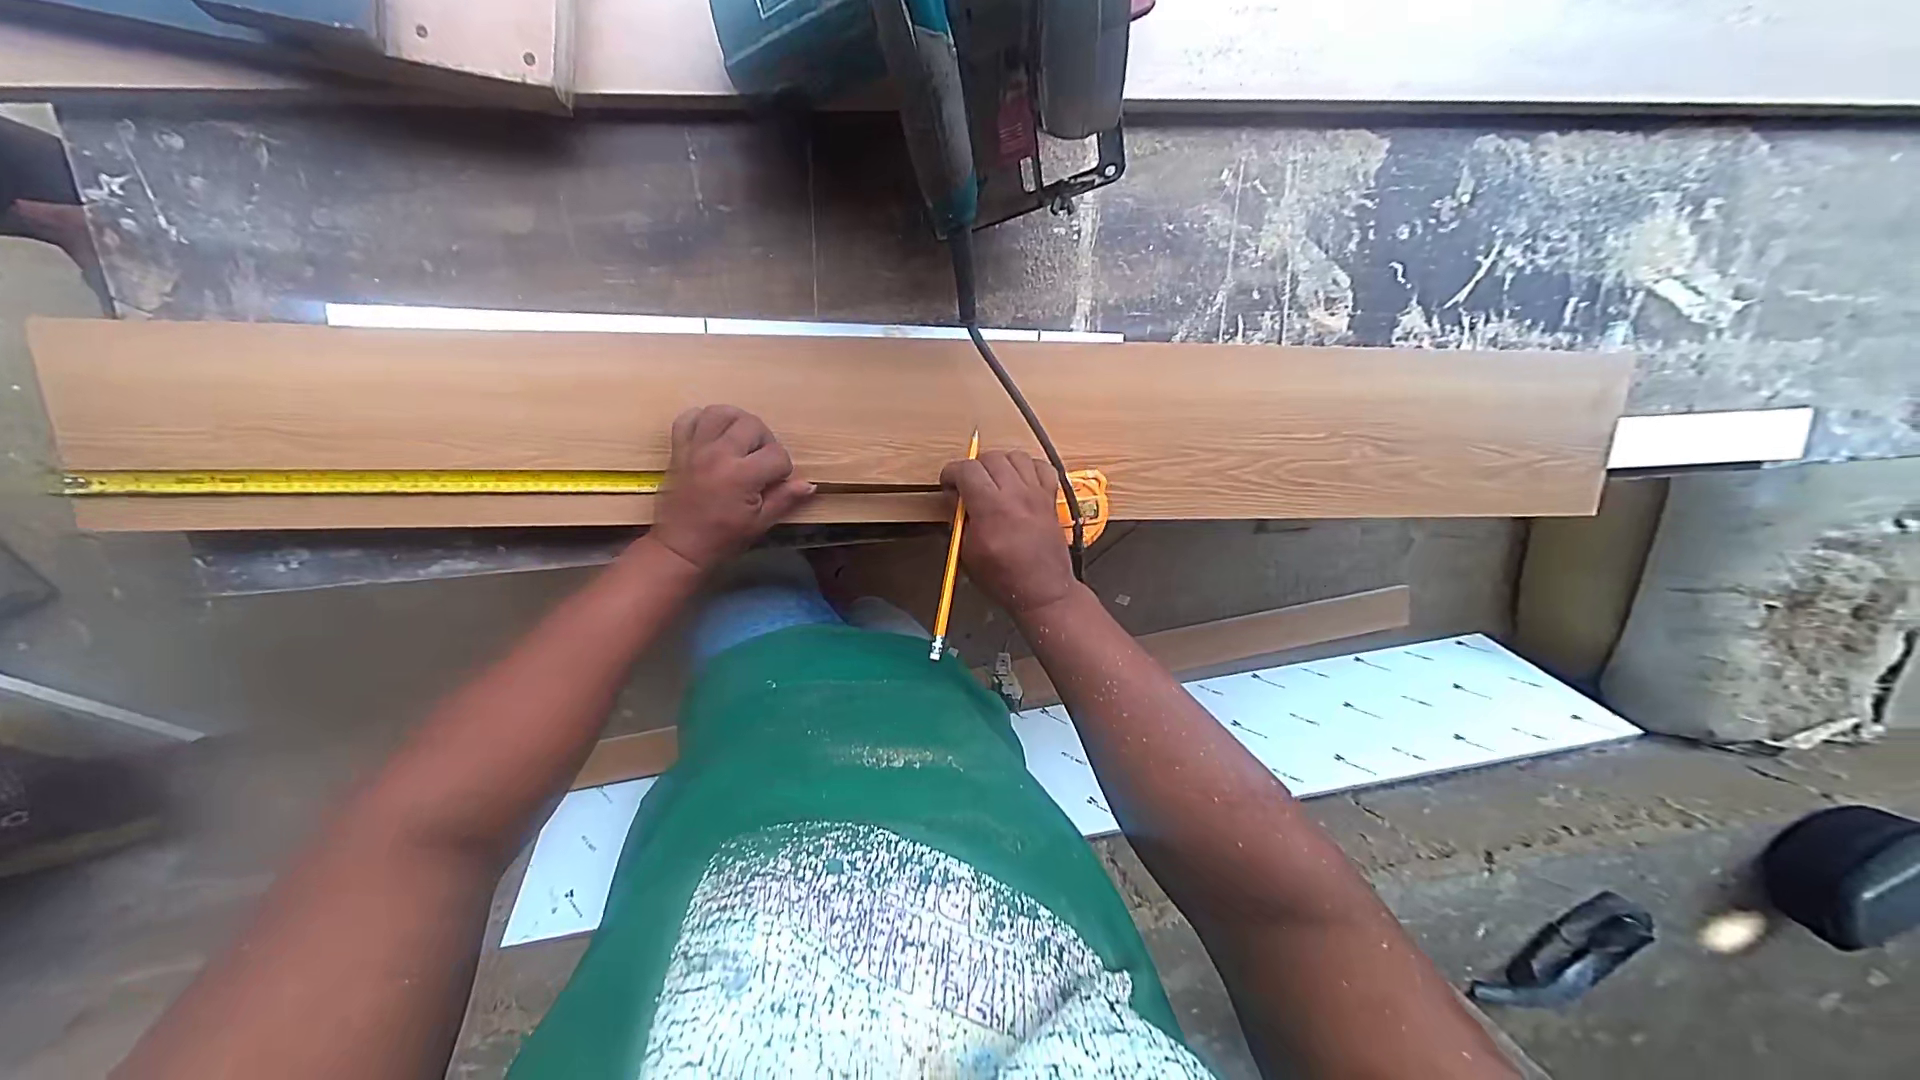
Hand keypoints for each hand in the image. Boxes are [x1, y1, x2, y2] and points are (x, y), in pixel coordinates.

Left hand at [649, 406, 814, 569]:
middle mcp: (718, 455)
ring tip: (741, 441)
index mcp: (741, 476)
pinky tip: (713, 435)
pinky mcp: (679, 449)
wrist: (680, 547)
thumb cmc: (723, 538)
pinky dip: (703, 420)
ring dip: (737, 422)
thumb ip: (785, 499)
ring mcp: (696, 449)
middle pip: (752, 423)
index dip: (783, 468)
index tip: (775, 483)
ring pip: (721, 412)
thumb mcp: (760, 523)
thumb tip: (810, 485)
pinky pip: (688, 418)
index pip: (777, 454)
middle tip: (761, 461)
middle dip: (764, 440)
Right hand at [940, 450, 1076, 615]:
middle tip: (968, 485)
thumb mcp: (967, 552)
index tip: (948, 484)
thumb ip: (958, 519)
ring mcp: (1036, 493)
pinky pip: (1042, 467)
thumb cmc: (1003, 578)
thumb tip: (954, 497)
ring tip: (993, 479)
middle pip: (991, 457)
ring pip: (1016, 456)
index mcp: (991, 508)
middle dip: (974, 467)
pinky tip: (1020, 480)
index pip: (967, 469)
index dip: (951, 473)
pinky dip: (1029, 467)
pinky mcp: (1050, 498)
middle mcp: (1016, 494)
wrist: (1043, 590)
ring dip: (1000, 463)